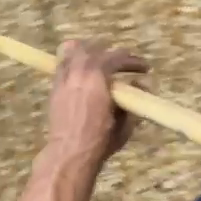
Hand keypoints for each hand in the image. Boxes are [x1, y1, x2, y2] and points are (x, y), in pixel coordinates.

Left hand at [48, 40, 148, 165]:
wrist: (70, 151)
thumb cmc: (101, 139)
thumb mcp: (125, 122)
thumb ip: (134, 99)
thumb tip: (143, 83)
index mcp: (99, 77)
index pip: (118, 58)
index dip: (134, 61)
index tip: (145, 68)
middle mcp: (80, 71)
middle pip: (97, 49)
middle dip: (114, 54)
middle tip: (125, 63)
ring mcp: (64, 76)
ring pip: (75, 49)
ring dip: (90, 50)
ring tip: (100, 56)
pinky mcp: (55, 85)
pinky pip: (62, 61)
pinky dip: (73, 58)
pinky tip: (81, 65)